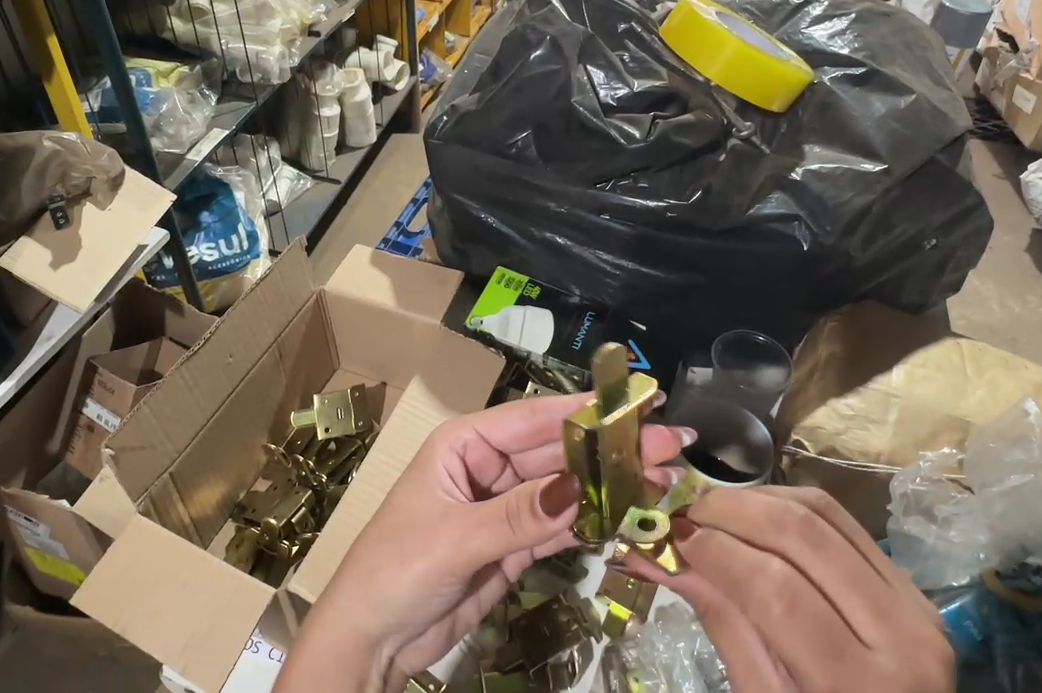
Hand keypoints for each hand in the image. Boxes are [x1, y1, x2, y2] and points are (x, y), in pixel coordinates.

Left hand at [275, 394, 690, 691]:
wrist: (371, 639)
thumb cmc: (395, 570)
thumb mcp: (454, 538)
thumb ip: (518, 515)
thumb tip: (577, 489)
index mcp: (464, 443)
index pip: (532, 418)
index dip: (584, 409)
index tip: (635, 402)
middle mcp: (487, 465)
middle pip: (555, 451)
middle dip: (608, 449)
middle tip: (670, 444)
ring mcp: (503, 505)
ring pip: (563, 487)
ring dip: (607, 484)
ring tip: (662, 478)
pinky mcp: (513, 544)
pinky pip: (558, 524)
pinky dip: (590, 519)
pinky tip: (627, 511)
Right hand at [622, 487, 953, 692]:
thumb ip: (723, 623)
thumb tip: (666, 557)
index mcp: (858, 685)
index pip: (777, 591)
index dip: (719, 552)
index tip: (673, 536)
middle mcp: (900, 636)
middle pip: (801, 536)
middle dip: (731, 511)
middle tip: (685, 513)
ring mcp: (914, 603)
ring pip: (822, 512)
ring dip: (755, 498)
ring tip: (711, 509)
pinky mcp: (911, 585)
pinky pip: (841, 519)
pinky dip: (787, 502)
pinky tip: (752, 511)